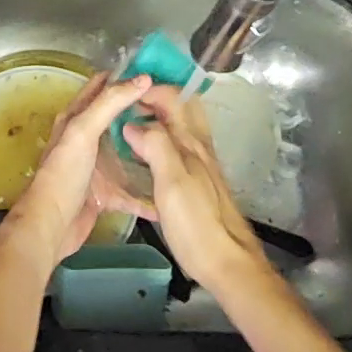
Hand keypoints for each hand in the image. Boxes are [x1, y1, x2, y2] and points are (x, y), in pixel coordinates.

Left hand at [2, 73, 157, 261]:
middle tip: (175, 109)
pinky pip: (131, 191)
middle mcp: (87, 139)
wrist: (51, 226)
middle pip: (119, 119)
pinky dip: (147, 193)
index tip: (155, 73)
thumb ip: (110, 103)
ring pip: (127, 153)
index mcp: (77, 117)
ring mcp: (97, 167)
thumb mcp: (84, 130)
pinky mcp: (105, 193)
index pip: (102, 86)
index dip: (125, 77)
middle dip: (143, 112)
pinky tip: (168, 192)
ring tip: (178, 145)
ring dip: (147, 150)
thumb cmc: (64, 172)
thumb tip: (142, 78)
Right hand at [122, 84, 267, 288]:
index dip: (149, 88)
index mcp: (192, 142)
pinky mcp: (199, 181)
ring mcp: (202, 163)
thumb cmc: (197, 225)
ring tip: (129, 124)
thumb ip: (155, 147)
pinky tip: (144, 155)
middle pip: (182, 105)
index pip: (173, 96)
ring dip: (158, 117)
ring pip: (181, 125)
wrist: (229, 264)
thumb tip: (133, 124)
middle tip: (127, 103)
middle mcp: (199, 146)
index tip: (123, 92)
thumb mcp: (171, 184)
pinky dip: (161, 139)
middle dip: (156, 96)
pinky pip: (179, 145)